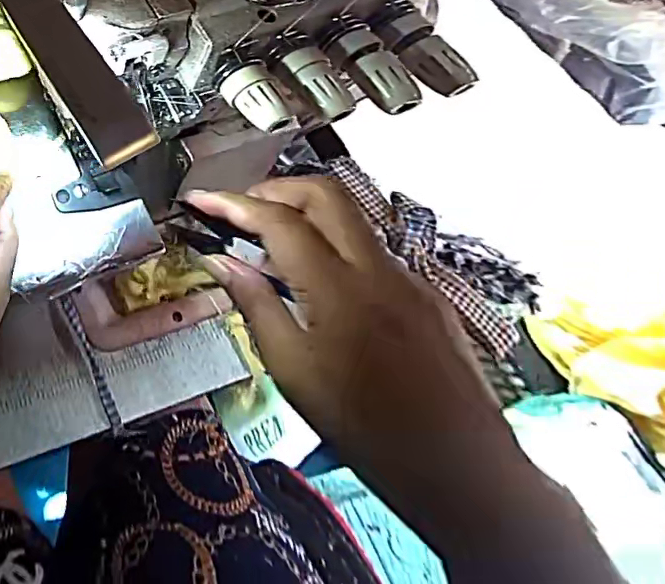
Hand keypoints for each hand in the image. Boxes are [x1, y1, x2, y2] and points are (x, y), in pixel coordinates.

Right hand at [187, 177, 506, 480]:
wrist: (464, 474)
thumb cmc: (366, 429)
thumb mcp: (292, 369)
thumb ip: (255, 304)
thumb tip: (220, 261)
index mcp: (338, 290)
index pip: (278, 221)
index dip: (231, 203)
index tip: (200, 199)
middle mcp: (378, 270)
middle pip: (322, 193)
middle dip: (273, 189)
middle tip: (239, 210)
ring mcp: (409, 278)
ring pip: (349, 216)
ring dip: (304, 212)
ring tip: (270, 244)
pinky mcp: (427, 294)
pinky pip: (370, 249)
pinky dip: (333, 245)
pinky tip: (317, 283)